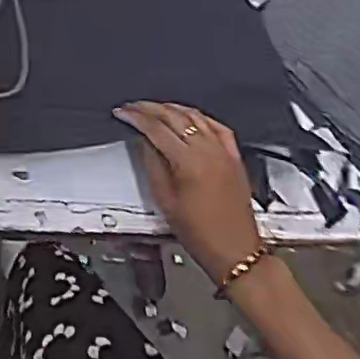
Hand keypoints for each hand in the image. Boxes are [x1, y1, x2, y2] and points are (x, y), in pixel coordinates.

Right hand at [115, 102, 264, 281]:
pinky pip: (218, 127)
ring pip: (195, 116)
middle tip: (133, 107)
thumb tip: (144, 142)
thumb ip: (153, 164)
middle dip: (149, 108)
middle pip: (174, 116)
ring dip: (172, 108)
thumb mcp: (165, 200)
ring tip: (156, 107)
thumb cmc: (202, 233)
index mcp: (189, 162)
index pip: (156, 128)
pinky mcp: (234, 158)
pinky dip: (201, 117)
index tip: (123, 112)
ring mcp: (224, 153)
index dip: (136, 117)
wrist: (235, 251)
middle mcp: (209, 152)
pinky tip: (191, 116)